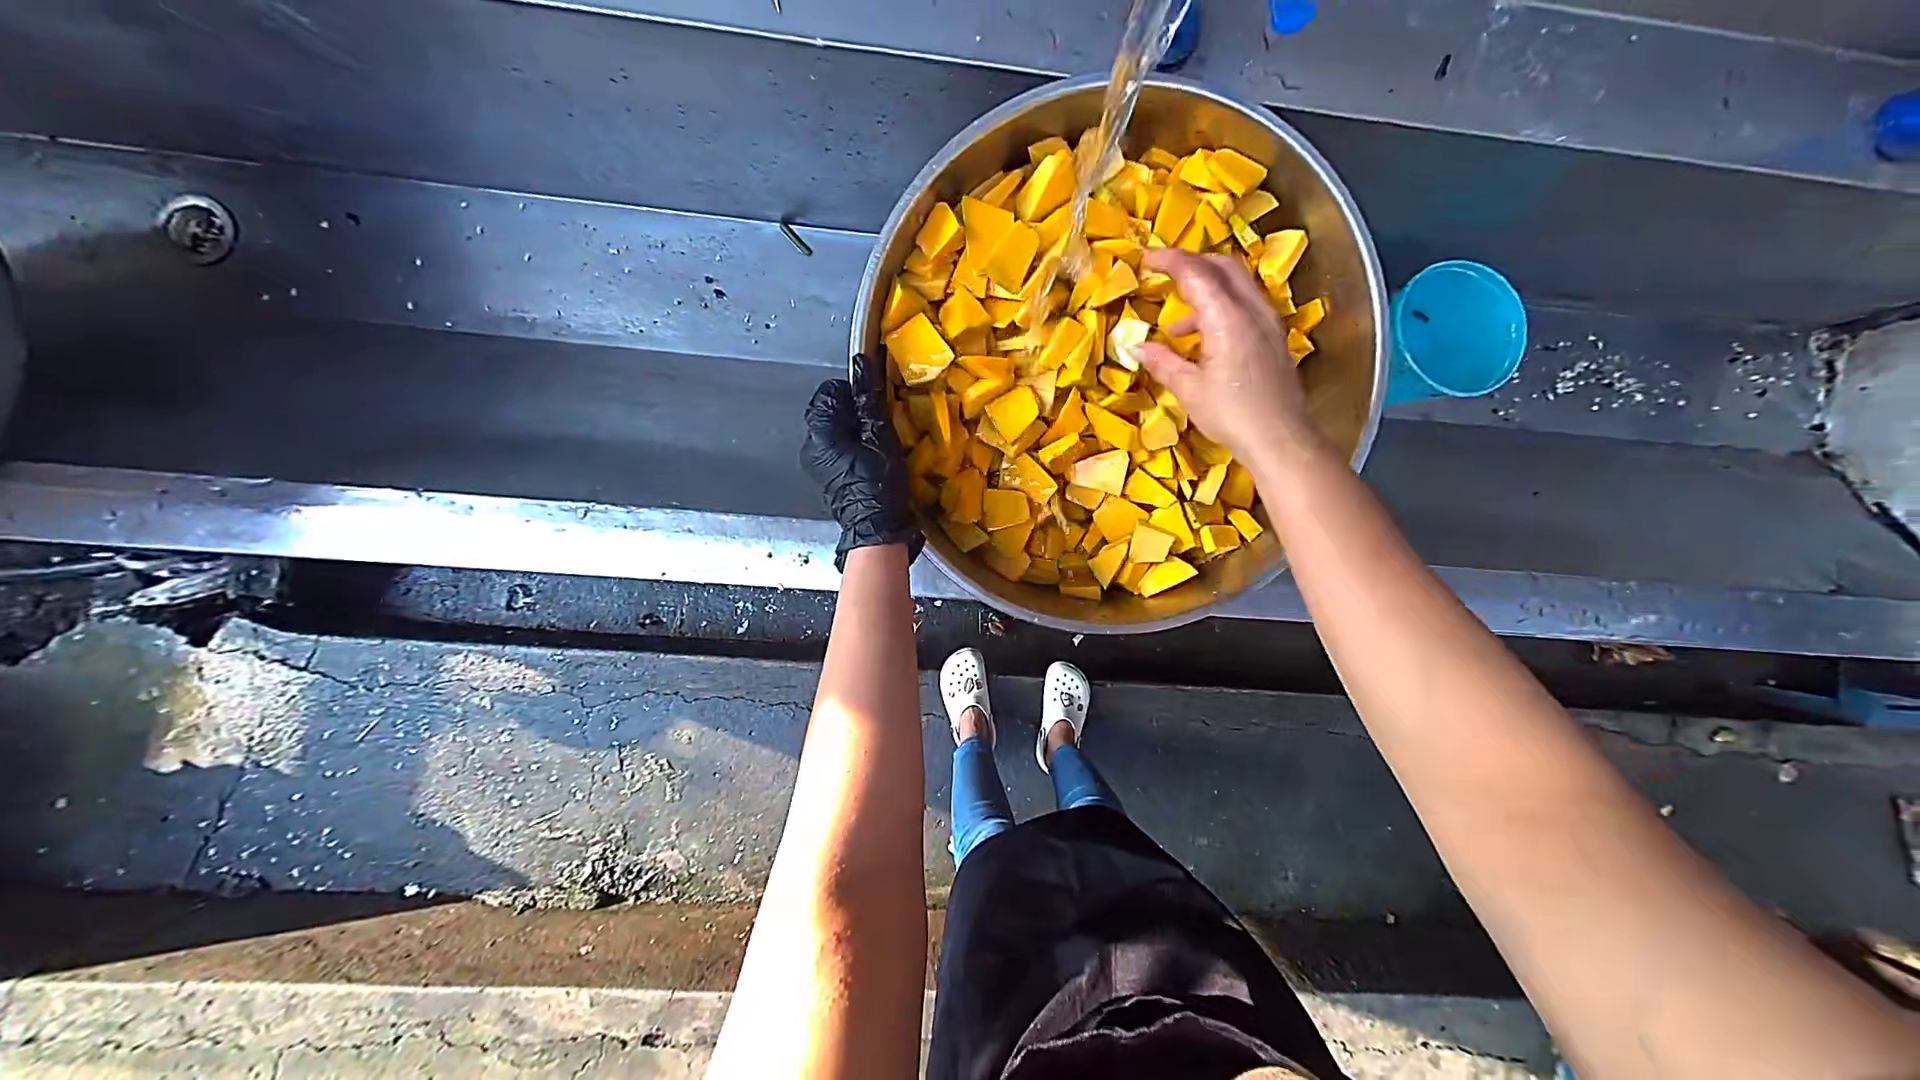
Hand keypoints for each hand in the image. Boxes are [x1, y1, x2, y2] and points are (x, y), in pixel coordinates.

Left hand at [801, 354, 922, 570]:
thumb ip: (869, 398)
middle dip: (853, 411)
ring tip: (876, 442)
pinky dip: (851, 446)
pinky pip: (836, 448)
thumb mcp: (881, 436)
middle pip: (830, 410)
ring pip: (834, 430)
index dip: (854, 392)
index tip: (873, 405)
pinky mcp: (825, 475)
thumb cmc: (879, 485)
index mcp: (820, 433)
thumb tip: (863, 363)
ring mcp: (815, 463)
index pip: (830, 391)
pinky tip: (869, 458)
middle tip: (877, 424)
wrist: (876, 528)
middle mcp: (810, 446)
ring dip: (853, 429)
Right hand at [1137, 250, 1329, 470]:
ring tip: (1177, 323)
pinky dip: (1221, 307)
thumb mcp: (1189, 390)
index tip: (1146, 259)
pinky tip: (1204, 339)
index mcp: (1228, 318)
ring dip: (1207, 288)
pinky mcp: (1273, 337)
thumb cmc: (1232, 415)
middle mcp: (1252, 310)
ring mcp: (1268, 322)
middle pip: (1223, 267)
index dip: (1170, 261)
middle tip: (1164, 274)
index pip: (1197, 273)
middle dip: (1192, 264)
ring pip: (1237, 284)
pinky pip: (1245, 305)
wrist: (1281, 438)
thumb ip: (1163, 361)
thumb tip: (1137, 346)